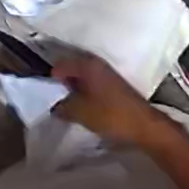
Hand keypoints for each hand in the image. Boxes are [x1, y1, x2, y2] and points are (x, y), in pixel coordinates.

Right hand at [51, 52, 171, 147]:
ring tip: (68, 107)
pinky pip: (92, 84)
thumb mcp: (80, 112)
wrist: (143, 125)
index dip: (50, 79)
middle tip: (55, 102)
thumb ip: (62, 106)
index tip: (45, 95)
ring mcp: (107, 73)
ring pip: (82, 78)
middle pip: (71, 69)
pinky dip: (85, 93)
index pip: (59, 65)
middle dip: (62, 84)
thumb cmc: (110, 115)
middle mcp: (97, 63)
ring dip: (74, 90)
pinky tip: (83, 108)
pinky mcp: (114, 85)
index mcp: (87, 65)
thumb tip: (55, 106)